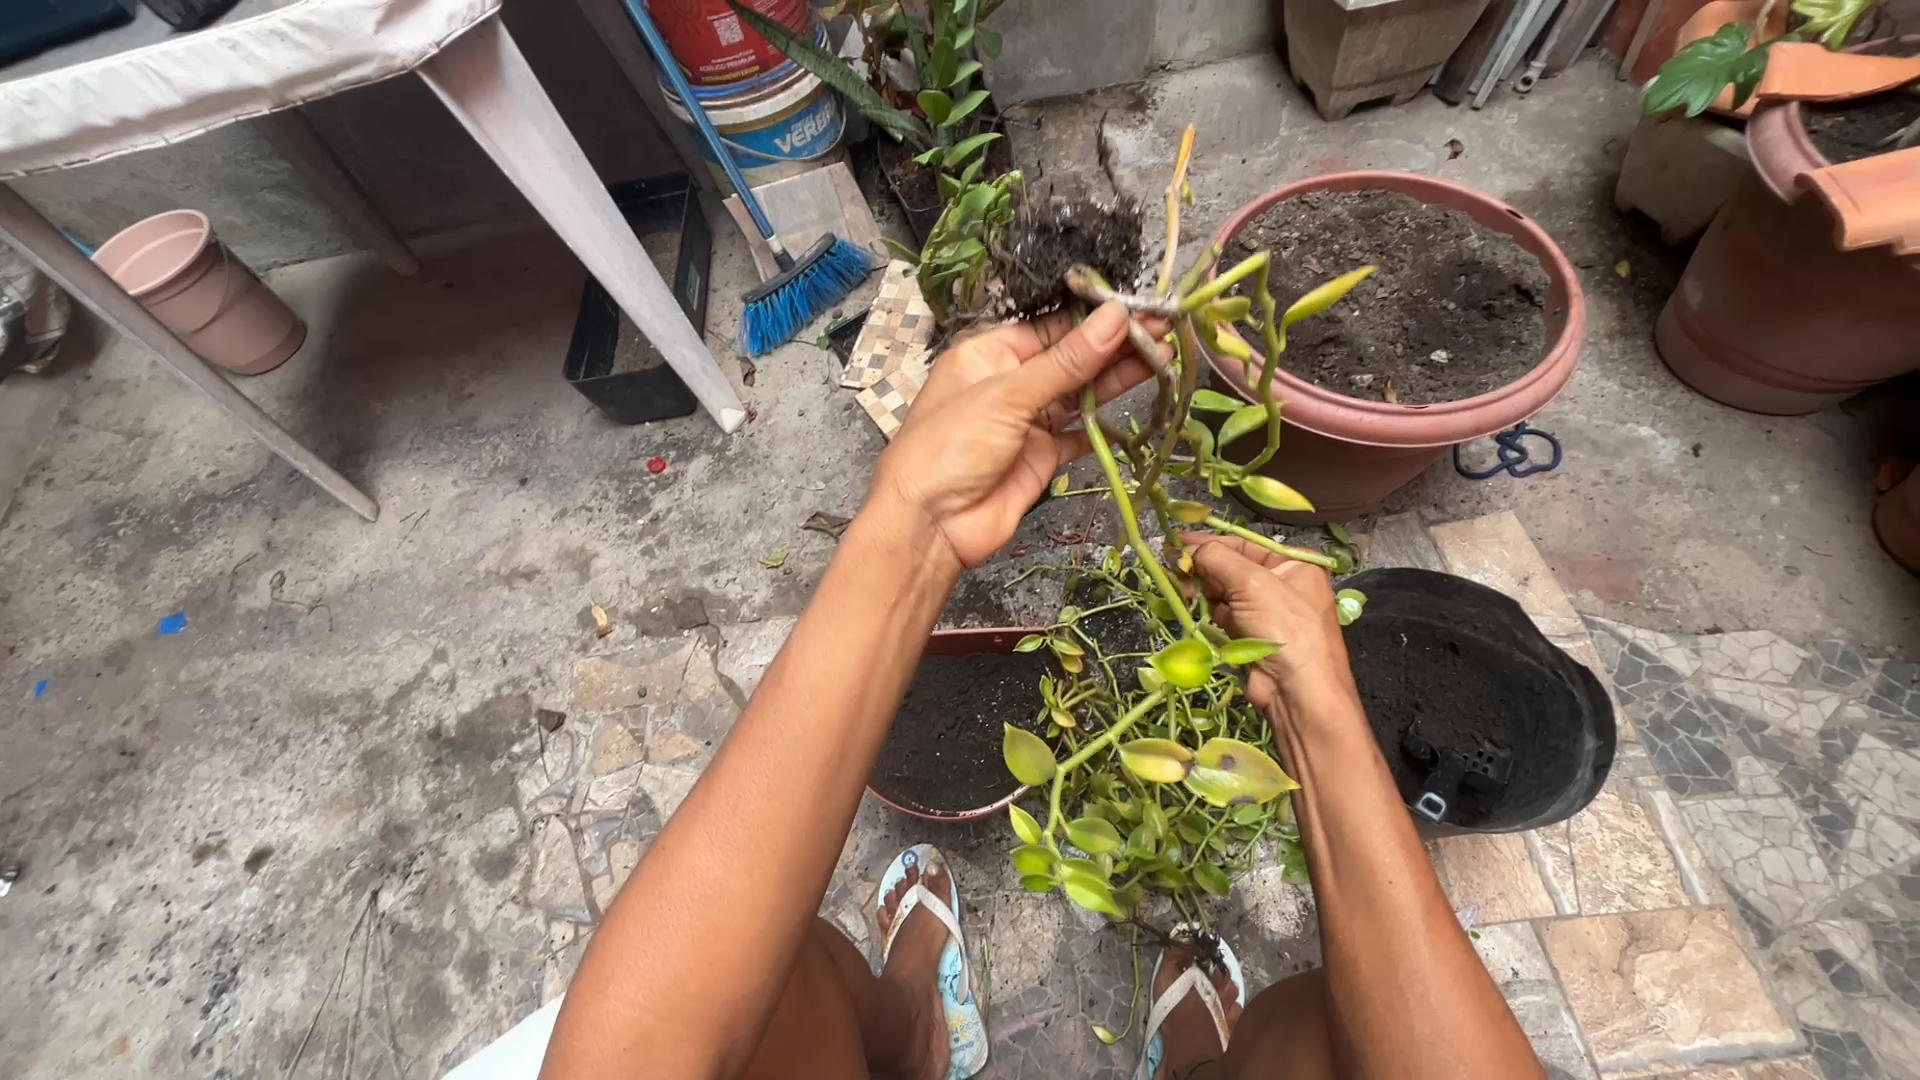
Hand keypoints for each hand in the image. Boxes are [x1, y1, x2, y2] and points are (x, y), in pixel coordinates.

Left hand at [869, 302, 1153, 566]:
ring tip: (1165, 356)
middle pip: (1070, 359)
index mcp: (988, 355)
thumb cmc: (950, 446)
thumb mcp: (1007, 395)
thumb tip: (1116, 317)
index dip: (1092, 318)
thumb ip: (1066, 361)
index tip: (1138, 306)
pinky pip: (1079, 435)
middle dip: (1114, 345)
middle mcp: (1009, 384)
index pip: (1049, 328)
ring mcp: (1026, 423)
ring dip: (1118, 377)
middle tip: (1165, 328)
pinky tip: (1140, 400)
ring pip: (1080, 394)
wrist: (931, 524)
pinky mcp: (1041, 458)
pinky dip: (1106, 422)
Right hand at [1184, 534, 1357, 715]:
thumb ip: (1217, 558)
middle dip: (1201, 568)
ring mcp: (1264, 611)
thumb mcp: (1252, 582)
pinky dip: (1204, 611)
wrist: (1298, 691)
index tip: (1176, 542)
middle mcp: (1280, 584)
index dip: (1209, 543)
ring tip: (1178, 590)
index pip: (1243, 544)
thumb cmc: (1284, 627)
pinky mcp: (1249, 634)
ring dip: (1199, 590)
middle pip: (1229, 567)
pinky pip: (1220, 614)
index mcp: (1294, 564)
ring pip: (1221, 592)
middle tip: (1172, 568)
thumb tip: (1186, 550)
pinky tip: (1188, 607)